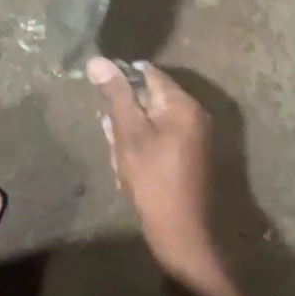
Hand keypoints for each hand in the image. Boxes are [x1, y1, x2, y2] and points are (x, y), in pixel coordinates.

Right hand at [90, 58, 219, 282]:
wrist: (183, 235)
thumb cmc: (153, 180)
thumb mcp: (129, 134)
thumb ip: (116, 95)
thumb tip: (98, 60)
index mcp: (182, 104)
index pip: (147, 73)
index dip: (121, 82)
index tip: (102, 102)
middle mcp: (195, 115)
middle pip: (150, 98)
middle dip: (125, 115)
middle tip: (112, 139)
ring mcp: (196, 137)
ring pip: (153, 121)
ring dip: (131, 135)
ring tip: (120, 160)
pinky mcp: (193, 157)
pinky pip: (163, 140)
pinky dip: (144, 149)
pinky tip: (132, 170)